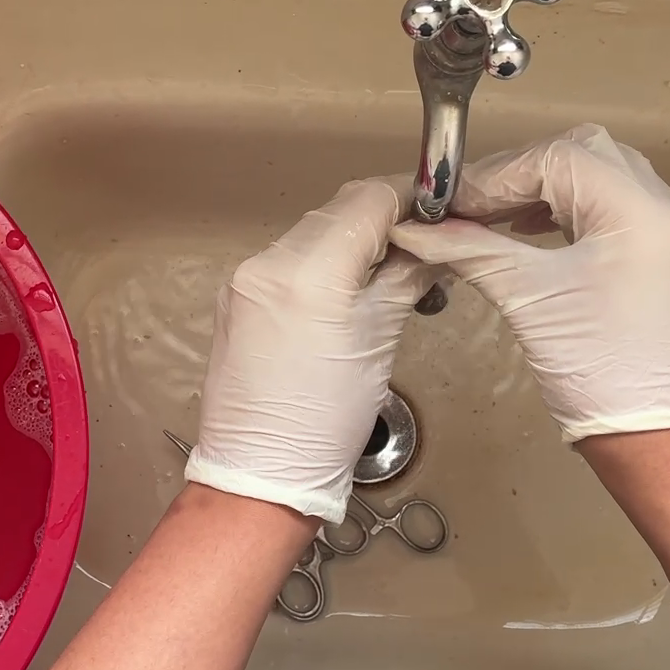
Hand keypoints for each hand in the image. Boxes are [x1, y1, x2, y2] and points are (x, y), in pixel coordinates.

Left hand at [186, 179, 438, 521]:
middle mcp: (265, 262)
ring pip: (309, 236)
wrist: (260, 470)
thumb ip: (406, 277)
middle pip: (334, 214)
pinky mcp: (234, 299)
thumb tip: (431, 244)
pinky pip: (284, 263)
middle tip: (415, 257)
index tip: (435, 218)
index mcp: (306, 271)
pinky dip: (317, 267)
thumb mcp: (380, 341)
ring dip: (348, 246)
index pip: (366, 199)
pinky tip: (340, 298)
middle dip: (379, 225)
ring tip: (380, 284)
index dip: (407, 201)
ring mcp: (243, 280)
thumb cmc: (327, 418)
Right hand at [389, 123, 669, 441]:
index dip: (496, 174)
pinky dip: (569, 210)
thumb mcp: (526, 298)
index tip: (450, 204)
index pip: (559, 158)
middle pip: (585, 156)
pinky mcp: (668, 258)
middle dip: (520, 172)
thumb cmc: (595, 367)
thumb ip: (468, 250)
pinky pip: (615, 210)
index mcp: (643, 212)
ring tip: (494, 218)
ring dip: (545, 188)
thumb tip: (412, 229)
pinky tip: (533, 233)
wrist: (657, 438)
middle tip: (470, 206)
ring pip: (603, 178)